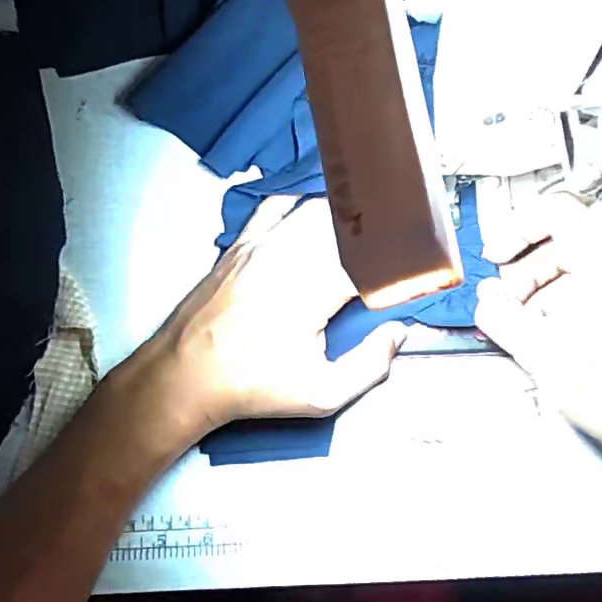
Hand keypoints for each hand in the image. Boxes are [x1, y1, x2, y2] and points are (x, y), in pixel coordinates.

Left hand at [93, 197, 406, 465]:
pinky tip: (314, 222)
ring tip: (367, 237)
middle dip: (380, 237)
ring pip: (317, 211)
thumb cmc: (252, 387)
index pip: (375, 261)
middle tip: (399, 252)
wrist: (183, 375)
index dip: (402, 267)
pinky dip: (303, 208)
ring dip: (347, 222)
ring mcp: (262, 243)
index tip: (418, 278)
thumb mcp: (321, 394)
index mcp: (315, 288)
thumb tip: (397, 334)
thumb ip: (370, 366)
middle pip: (350, 225)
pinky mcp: (241, 243)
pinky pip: (278, 207)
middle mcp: (290, 254)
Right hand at [474, 196, 601, 489]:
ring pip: (590, 266)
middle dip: (529, 270)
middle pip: (571, 240)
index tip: (497, 259)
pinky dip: (579, 302)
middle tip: (507, 304)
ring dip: (551, 290)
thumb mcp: (546, 357)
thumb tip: (487, 301)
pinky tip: (564, 339)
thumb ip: (505, 320)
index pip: (557, 212)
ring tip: (531, 329)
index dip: (516, 230)